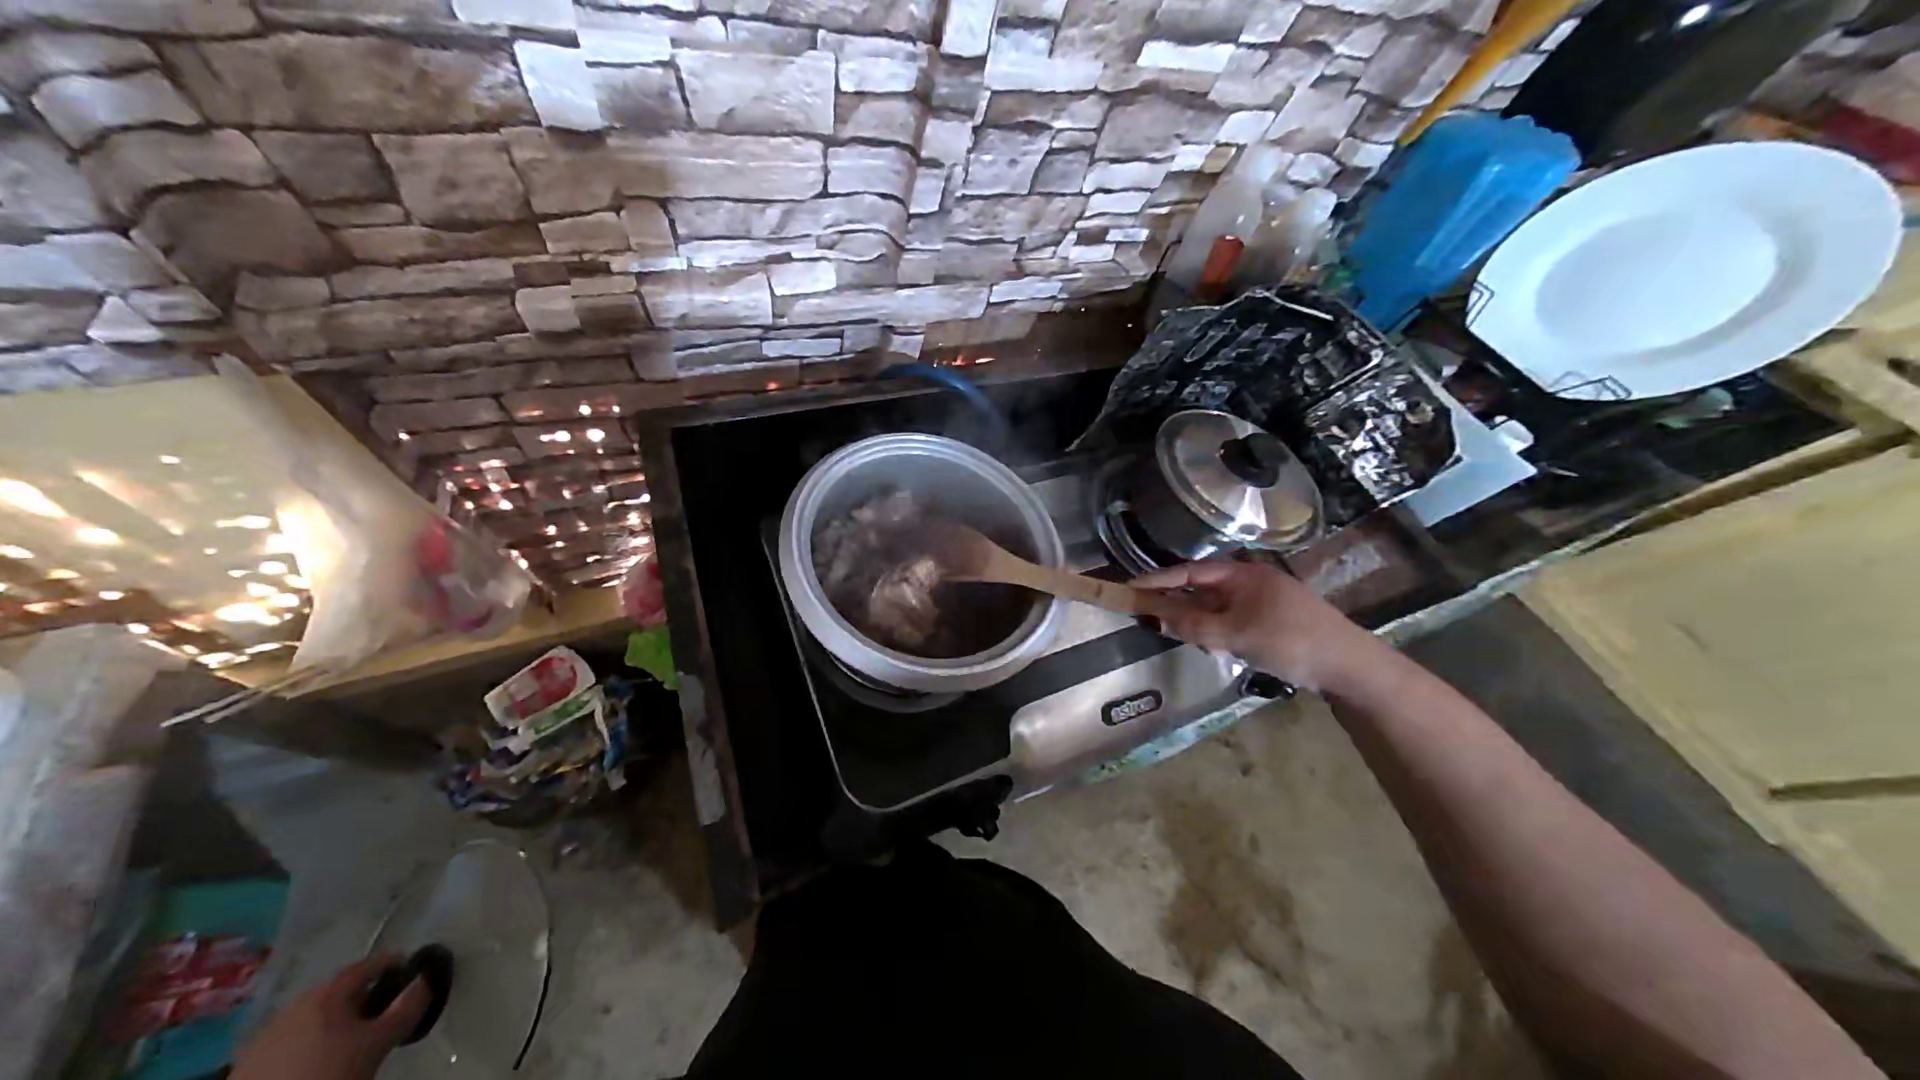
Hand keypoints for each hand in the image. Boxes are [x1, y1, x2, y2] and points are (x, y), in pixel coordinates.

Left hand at [231, 955, 429, 1079]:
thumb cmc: (330, 1073)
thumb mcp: (377, 1043)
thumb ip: (407, 1008)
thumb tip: (427, 978)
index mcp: (326, 994)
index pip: (366, 966)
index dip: (392, 963)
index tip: (410, 968)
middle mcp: (293, 1005)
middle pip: (337, 991)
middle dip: (363, 994)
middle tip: (384, 1006)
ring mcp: (264, 1035)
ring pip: (311, 1015)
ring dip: (335, 1018)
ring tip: (352, 1035)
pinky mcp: (247, 1064)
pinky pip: (289, 1039)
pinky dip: (309, 1039)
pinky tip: (317, 1058)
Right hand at [1133, 558, 1378, 692]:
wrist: (1349, 665)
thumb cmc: (1289, 640)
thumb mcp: (1234, 634)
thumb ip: (1192, 626)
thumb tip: (1155, 617)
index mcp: (1243, 574)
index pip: (1190, 571)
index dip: (1158, 580)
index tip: (1131, 588)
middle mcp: (1252, 582)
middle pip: (1202, 587)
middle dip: (1176, 602)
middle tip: (1148, 615)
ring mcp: (1266, 601)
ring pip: (1218, 606)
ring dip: (1197, 620)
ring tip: (1180, 635)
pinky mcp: (1275, 621)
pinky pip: (1233, 619)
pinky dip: (1217, 630)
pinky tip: (1214, 647)